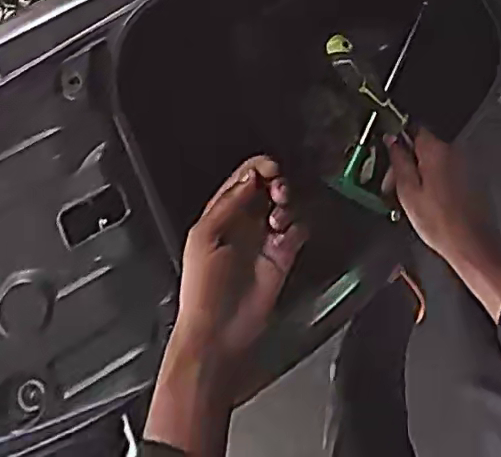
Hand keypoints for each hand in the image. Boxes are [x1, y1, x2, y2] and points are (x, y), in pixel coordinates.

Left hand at [174, 155, 307, 370]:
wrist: (218, 334)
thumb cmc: (202, 290)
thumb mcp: (204, 237)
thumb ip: (228, 203)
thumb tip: (250, 176)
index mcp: (223, 211)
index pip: (245, 176)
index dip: (259, 167)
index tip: (269, 168)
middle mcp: (246, 220)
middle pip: (270, 185)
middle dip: (278, 181)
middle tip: (278, 189)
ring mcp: (265, 237)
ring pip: (286, 203)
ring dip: (288, 202)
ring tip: (278, 216)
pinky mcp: (282, 255)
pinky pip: (298, 229)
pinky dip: (297, 225)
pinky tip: (284, 234)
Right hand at [385, 128, 500, 320]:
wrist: (473, 246)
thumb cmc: (438, 221)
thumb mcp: (408, 191)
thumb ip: (398, 160)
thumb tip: (391, 139)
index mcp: (436, 149)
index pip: (413, 128)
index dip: (398, 141)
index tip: (389, 158)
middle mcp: (454, 150)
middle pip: (424, 145)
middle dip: (409, 161)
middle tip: (396, 186)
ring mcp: (467, 164)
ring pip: (436, 160)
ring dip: (423, 172)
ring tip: (414, 198)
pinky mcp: (474, 178)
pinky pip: (449, 171)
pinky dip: (438, 180)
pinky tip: (432, 202)